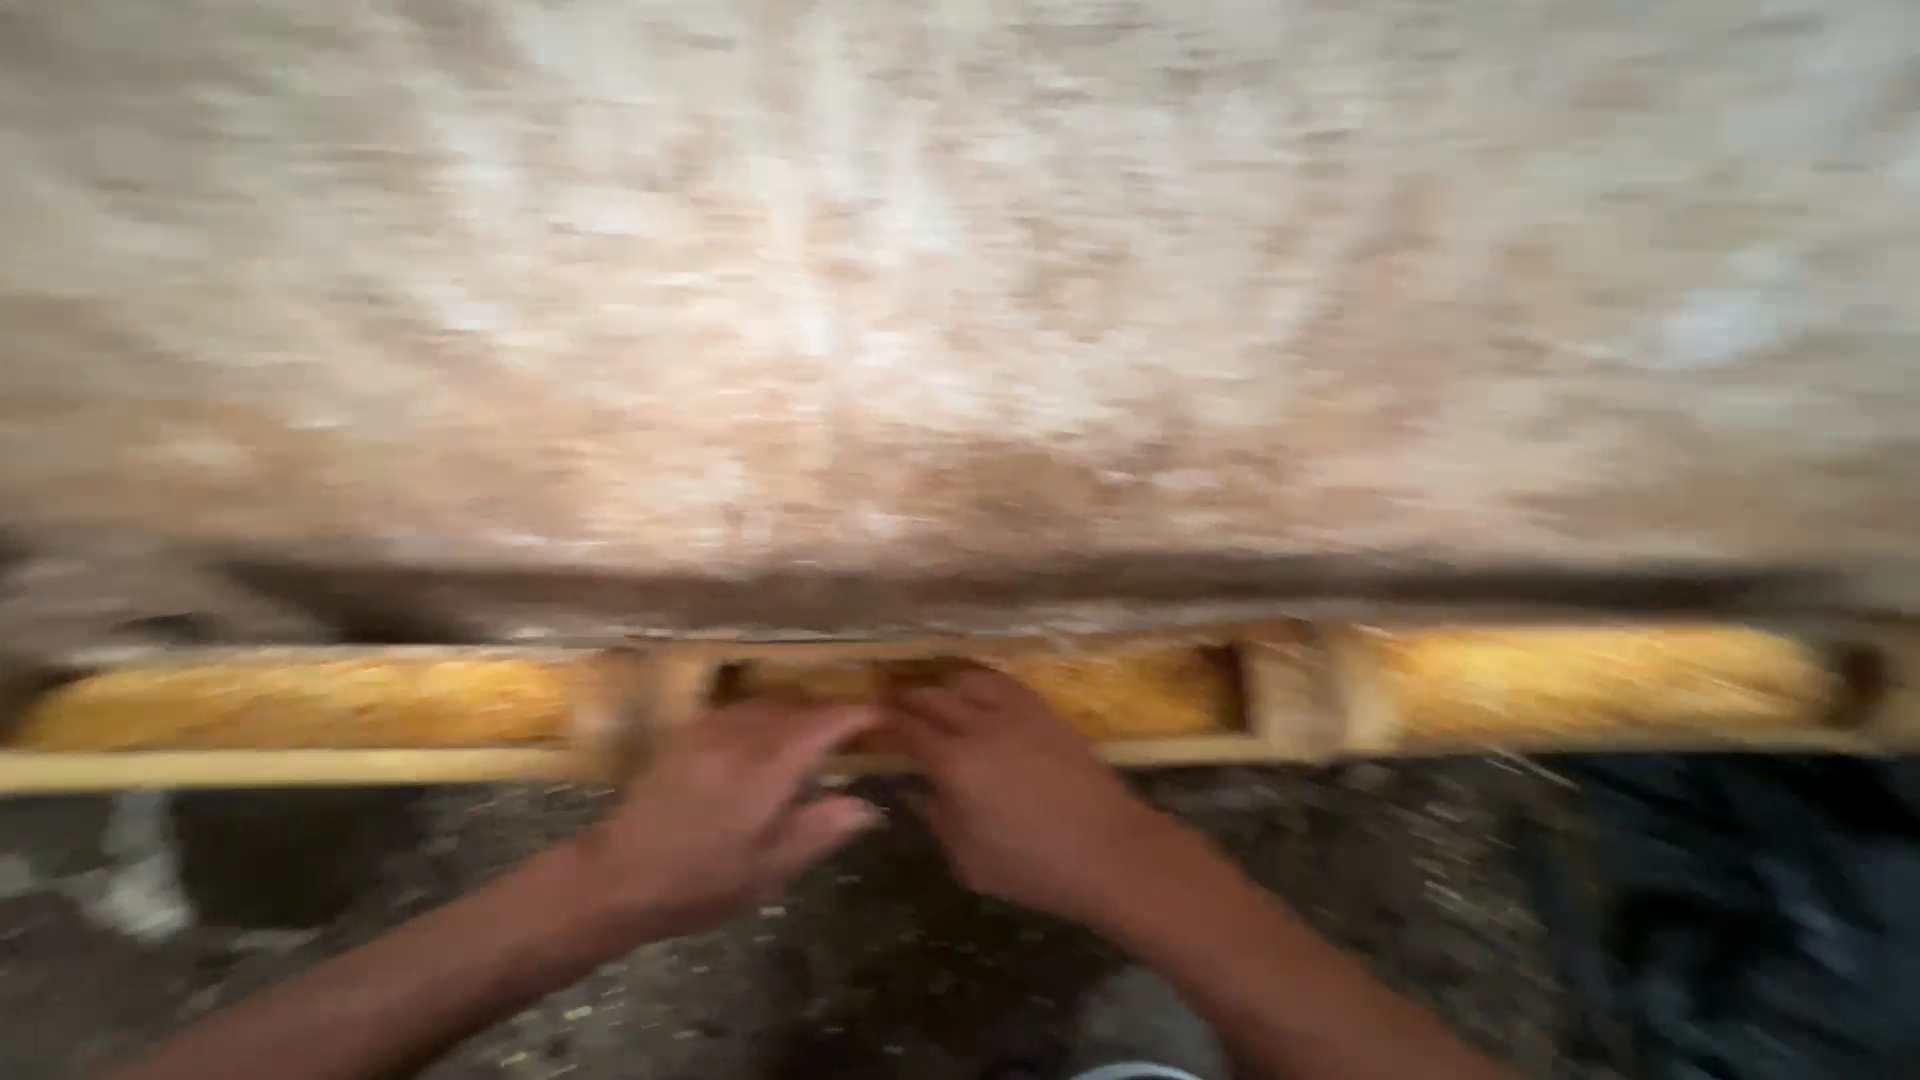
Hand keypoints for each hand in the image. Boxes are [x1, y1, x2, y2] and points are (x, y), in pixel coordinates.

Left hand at [572, 701, 880, 942]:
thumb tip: (870, 806)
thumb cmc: (699, 882)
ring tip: (814, 739)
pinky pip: (741, 709)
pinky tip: (766, 742)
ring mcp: (710, 728)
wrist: (615, 877)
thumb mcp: (768, 868)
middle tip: (854, 737)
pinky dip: (767, 716)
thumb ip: (822, 829)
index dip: (859, 715)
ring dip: (798, 713)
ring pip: (770, 703)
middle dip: (831, 715)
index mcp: (767, 767)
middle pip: (800, 707)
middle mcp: (741, 734)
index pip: (826, 722)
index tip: (886, 717)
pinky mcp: (688, 732)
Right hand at [889, 669, 1196, 924]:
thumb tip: (914, 789)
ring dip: (941, 688)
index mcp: (955, 765)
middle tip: (894, 713)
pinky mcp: (1044, 710)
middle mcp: (979, 727)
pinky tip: (976, 697)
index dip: (884, 724)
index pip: (906, 730)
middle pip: (930, 697)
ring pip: (964, 681)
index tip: (871, 726)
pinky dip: (978, 684)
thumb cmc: (1034, 866)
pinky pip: (1002, 682)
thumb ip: (935, 818)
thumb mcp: (969, 860)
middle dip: (905, 702)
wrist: (1109, 850)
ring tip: (934, 702)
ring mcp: (1015, 713)